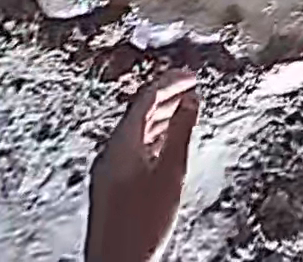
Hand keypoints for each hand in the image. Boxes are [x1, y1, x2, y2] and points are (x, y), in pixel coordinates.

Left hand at [89, 70, 198, 261]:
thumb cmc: (142, 224)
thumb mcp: (171, 171)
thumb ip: (181, 131)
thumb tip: (191, 100)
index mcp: (121, 143)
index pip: (147, 97)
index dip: (172, 83)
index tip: (193, 77)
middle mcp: (111, 151)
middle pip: (140, 111)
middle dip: (168, 96)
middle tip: (192, 88)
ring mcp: (109, 168)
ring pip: (137, 129)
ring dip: (163, 115)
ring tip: (187, 109)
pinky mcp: (112, 183)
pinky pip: (134, 146)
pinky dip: (155, 135)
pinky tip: (170, 141)